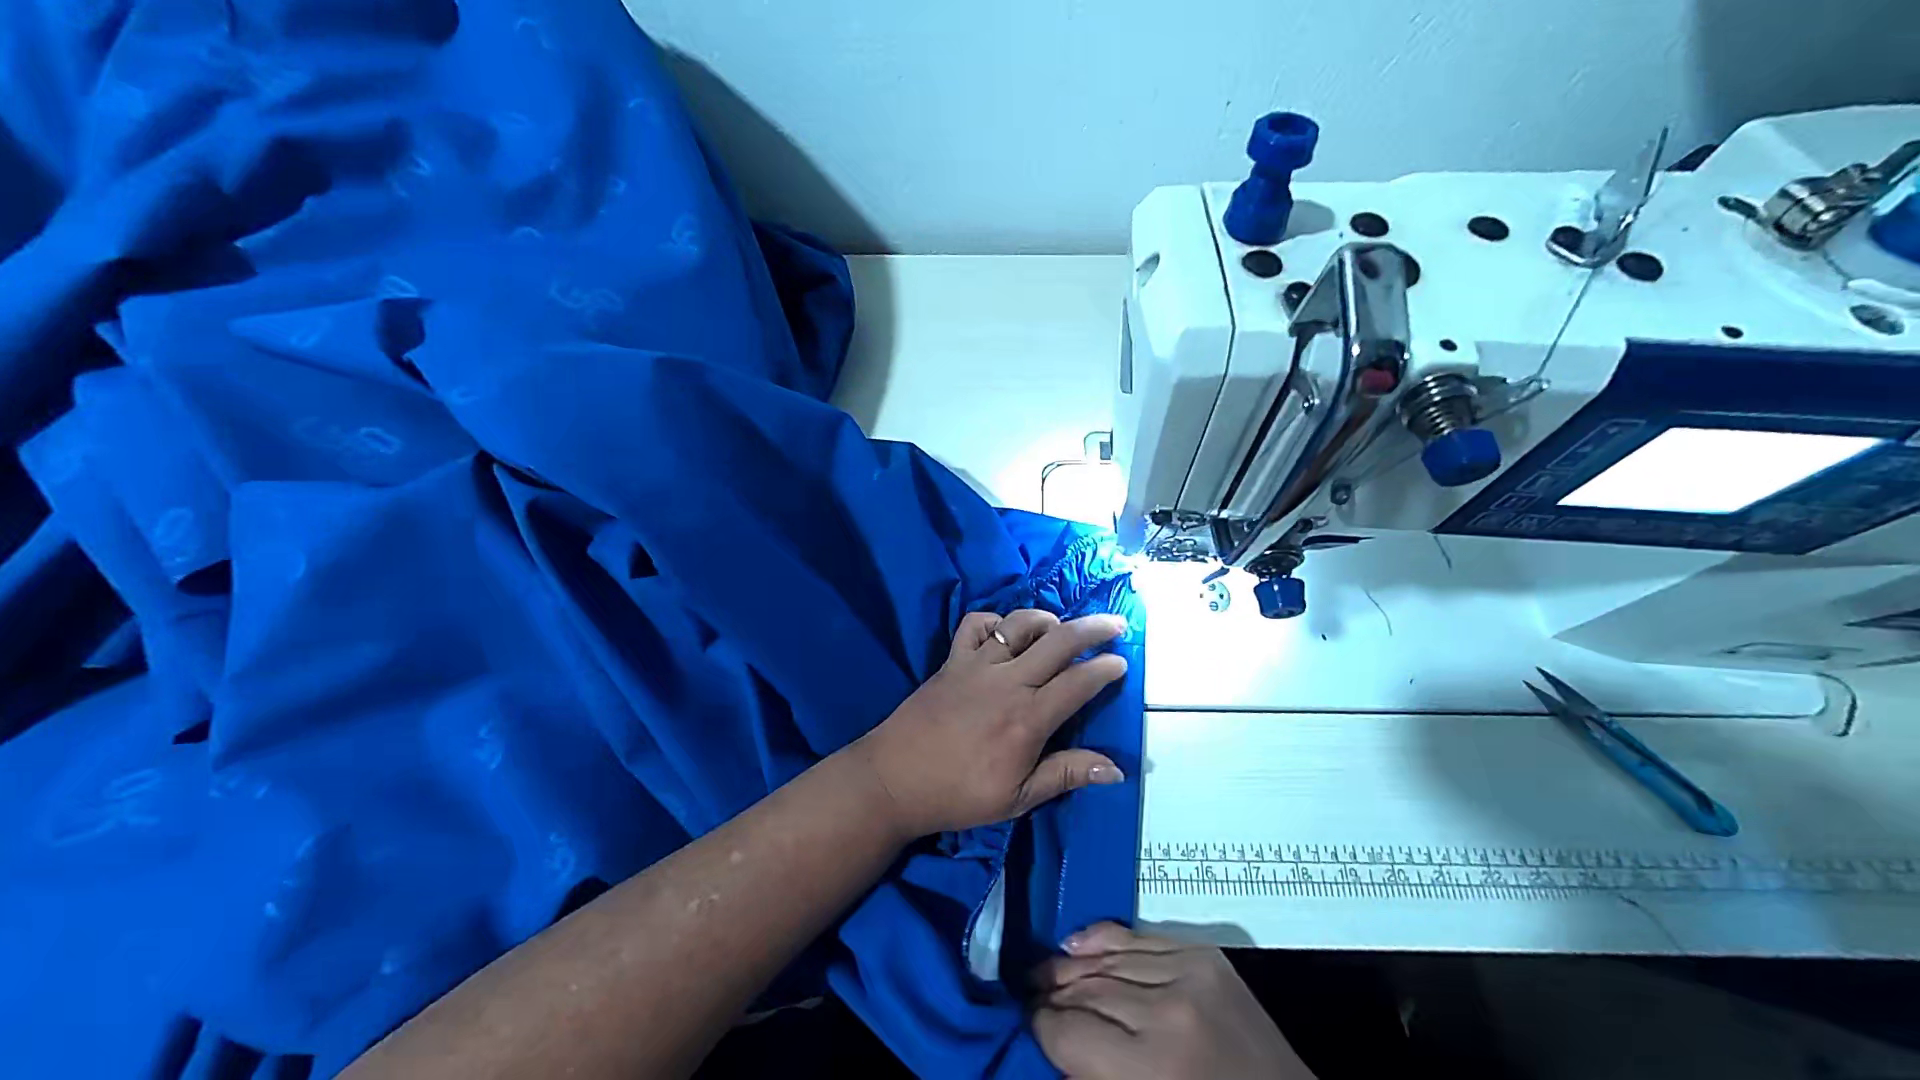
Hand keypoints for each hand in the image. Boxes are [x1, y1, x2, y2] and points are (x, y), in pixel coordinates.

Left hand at [848, 609, 1128, 837]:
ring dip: (1047, 619)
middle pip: (1059, 641)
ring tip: (1062, 626)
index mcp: (1028, 719)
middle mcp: (1007, 682)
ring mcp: (977, 666)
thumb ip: (1066, 775)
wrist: (894, 779)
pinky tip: (1005, 630)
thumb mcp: (1017, 797)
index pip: (1078, 683)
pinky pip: (975, 625)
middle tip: (1116, 625)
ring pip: (1019, 624)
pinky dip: (994, 620)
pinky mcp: (952, 661)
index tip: (1122, 663)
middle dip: (1093, 629)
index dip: (1105, 669)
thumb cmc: (958, 795)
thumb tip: (1116, 769)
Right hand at [1030, 923, 1313, 1079]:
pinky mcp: (1204, 954)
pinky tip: (1075, 943)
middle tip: (1024, 991)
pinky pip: (1137, 938)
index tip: (1024, 1020)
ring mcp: (1189, 973)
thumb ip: (1092, 1072)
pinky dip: (1103, 939)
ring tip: (1041, 970)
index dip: (1038, 1025)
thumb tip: (1050, 1032)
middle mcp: (1168, 1010)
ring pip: (1106, 959)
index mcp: (1152, 1068)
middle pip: (1084, 991)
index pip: (1067, 1032)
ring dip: (1069, 965)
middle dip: (1049, 994)